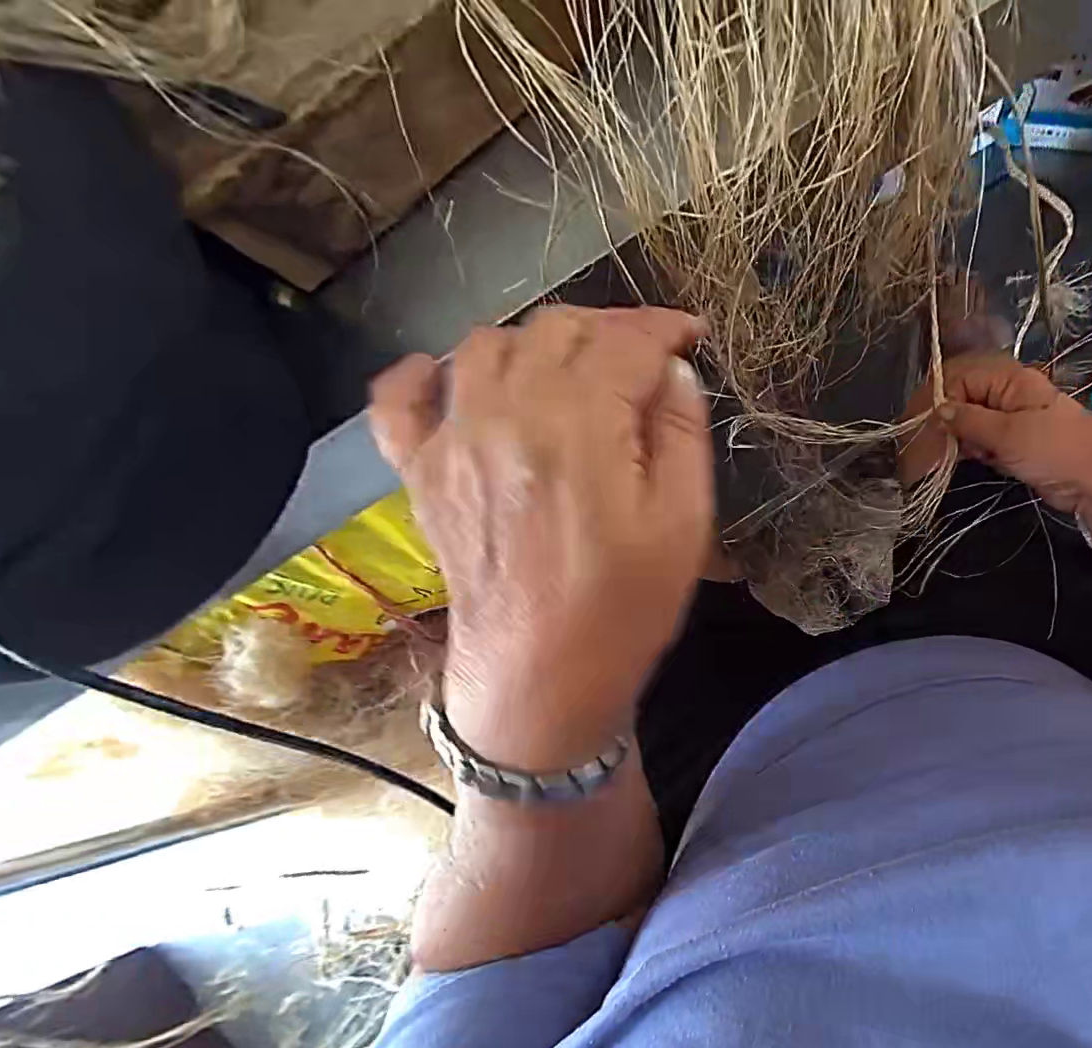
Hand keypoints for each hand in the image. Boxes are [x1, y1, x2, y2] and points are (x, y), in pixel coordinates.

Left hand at [369, 306, 711, 771]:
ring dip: (541, 342)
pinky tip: (452, 375)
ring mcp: (453, 440)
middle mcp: (507, 415)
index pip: (624, 341)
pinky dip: (426, 373)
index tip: (691, 333)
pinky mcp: (422, 472)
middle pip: (557, 329)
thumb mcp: (684, 523)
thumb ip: (682, 435)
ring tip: (576, 369)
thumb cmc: (627, 604)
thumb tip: (673, 373)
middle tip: (646, 355)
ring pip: (488, 344)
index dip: (664, 326)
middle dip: (612, 328)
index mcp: (580, 427)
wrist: (541, 677)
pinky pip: (400, 399)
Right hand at [904, 351, 1091, 512]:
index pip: (959, 377)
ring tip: (947, 455)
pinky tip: (967, 460)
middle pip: (961, 397)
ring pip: (969, 420)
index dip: (937, 399)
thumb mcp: (1008, 433)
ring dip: (956, 437)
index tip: (922, 426)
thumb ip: (970, 420)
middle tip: (926, 443)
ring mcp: (1010, 418)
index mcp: (1008, 380)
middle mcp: (1007, 393)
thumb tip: (939, 410)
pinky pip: (981, 439)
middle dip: (943, 419)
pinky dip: (970, 449)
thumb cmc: (1056, 450)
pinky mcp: (1013, 442)